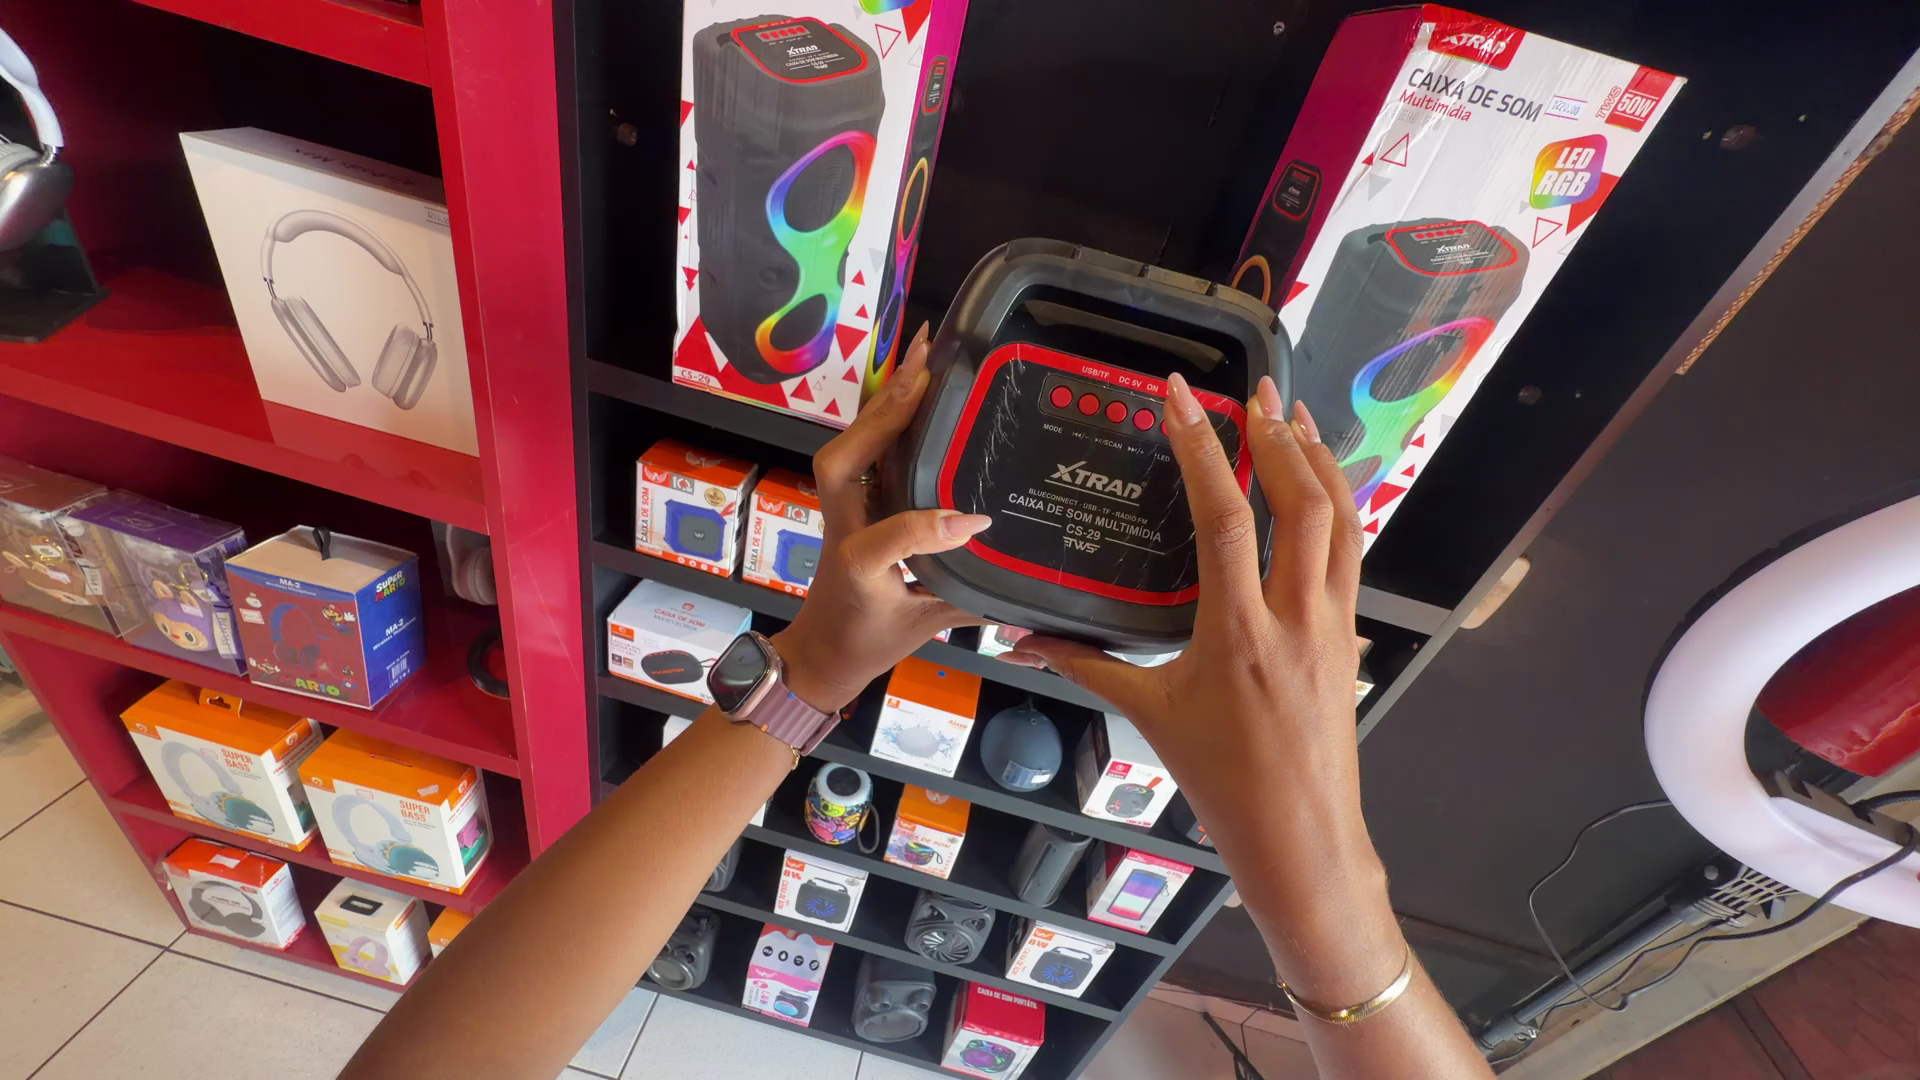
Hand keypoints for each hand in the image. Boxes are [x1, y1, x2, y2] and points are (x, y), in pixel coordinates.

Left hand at [773, 325, 992, 711]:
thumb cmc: (865, 643)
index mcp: (859, 568)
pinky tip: (909, 394)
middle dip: (886, 409)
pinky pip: (859, 452)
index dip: (929, 526)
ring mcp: (841, 512)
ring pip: (848, 448)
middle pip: (845, 461)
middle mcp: (843, 529)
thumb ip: (971, 606)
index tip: (976, 522)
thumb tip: (1028, 600)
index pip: (888, 537)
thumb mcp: (922, 629)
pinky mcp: (847, 504)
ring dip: (882, 402)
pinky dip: (881, 418)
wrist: (818, 653)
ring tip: (921, 359)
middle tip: (928, 361)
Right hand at [1006, 373, 1397, 1002]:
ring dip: (1320, 463)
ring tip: (1295, 417)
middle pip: (1301, 505)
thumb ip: (1083, 665)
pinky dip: (1341, 508)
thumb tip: (1022, 640)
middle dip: (1277, 438)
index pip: (1223, 519)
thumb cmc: (1218, 777)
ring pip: (1342, 525)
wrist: (1300, 837)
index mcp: (1236, 630)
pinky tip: (1326, 489)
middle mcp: (1294, 616)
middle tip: (1252, 391)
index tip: (1184, 399)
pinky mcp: (1348, 637)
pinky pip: (1352, 557)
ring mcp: (1332, 624)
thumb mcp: (1146, 715)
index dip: (1202, 450)